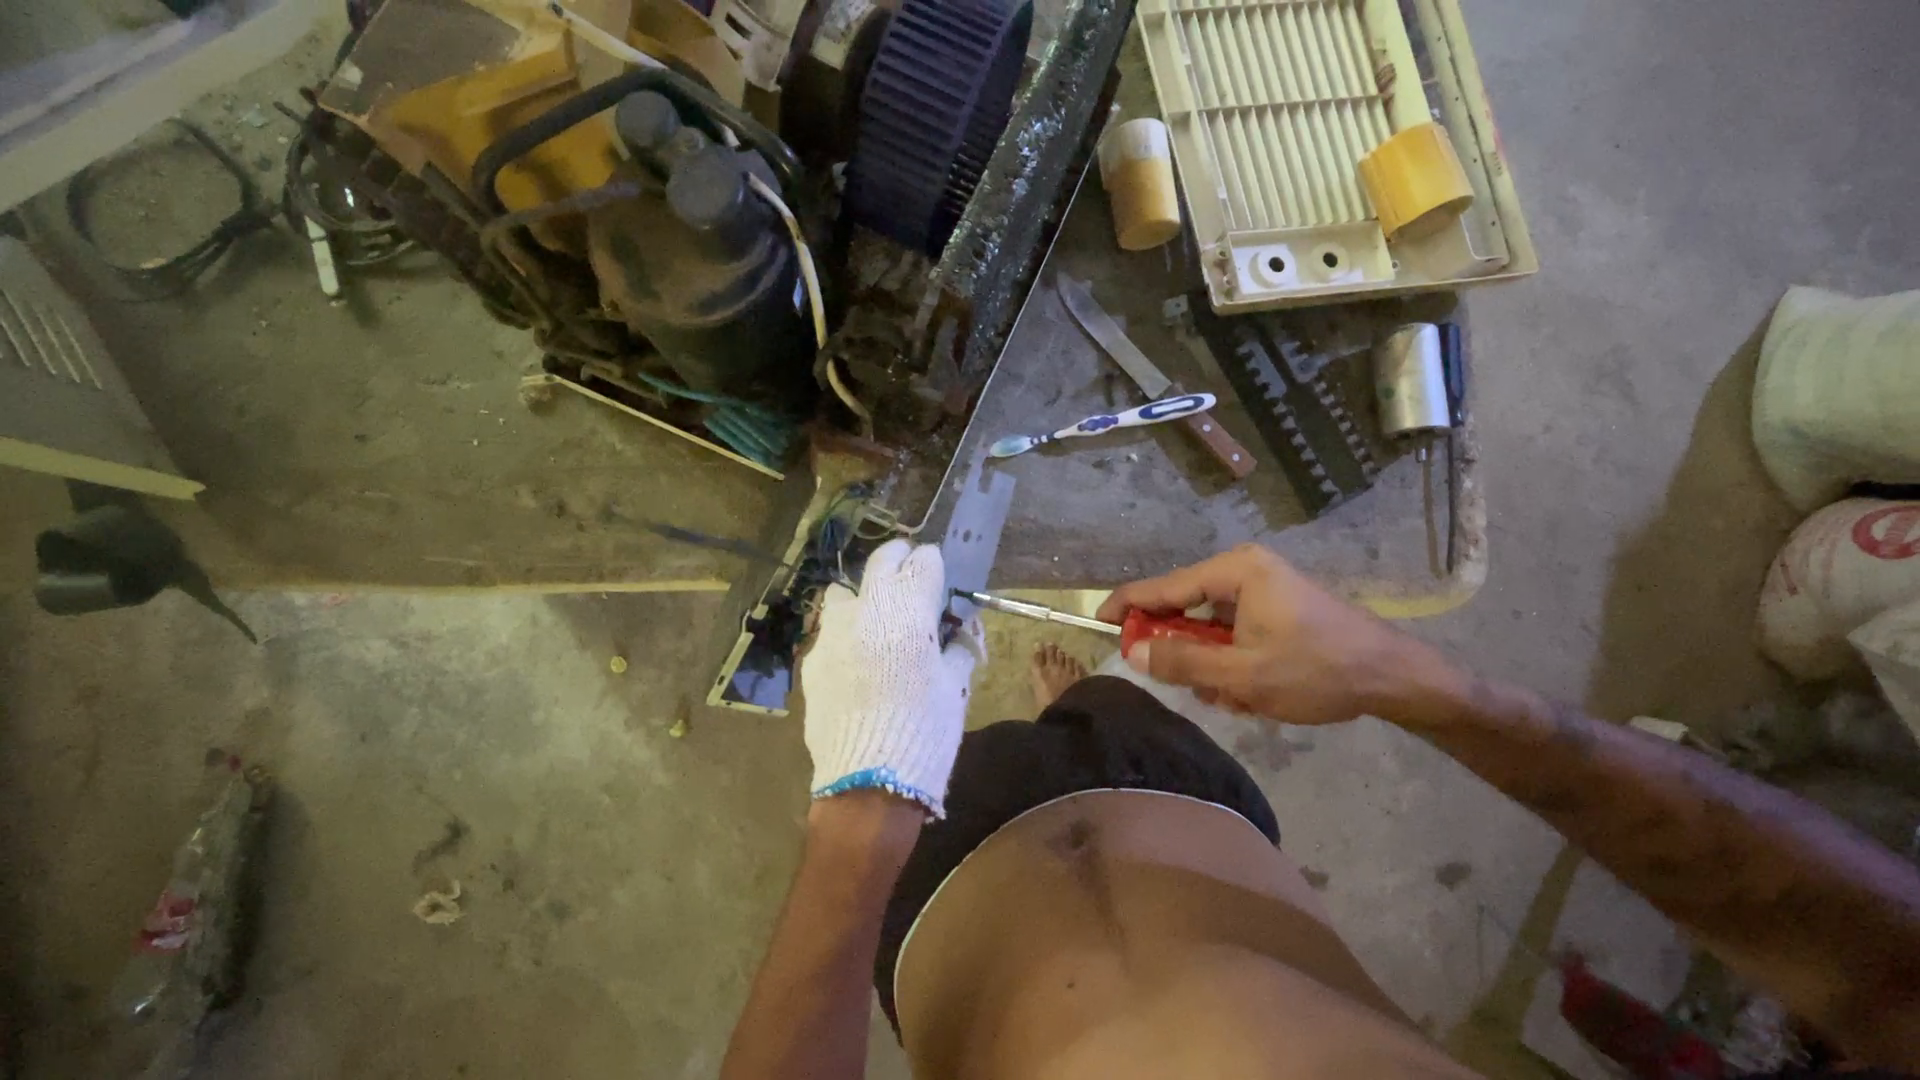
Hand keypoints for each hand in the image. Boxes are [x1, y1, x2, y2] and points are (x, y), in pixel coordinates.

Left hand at [800, 539, 984, 817]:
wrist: (869, 779)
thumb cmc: (926, 729)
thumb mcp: (955, 685)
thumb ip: (959, 646)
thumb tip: (962, 627)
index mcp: (907, 608)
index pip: (923, 560)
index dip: (934, 567)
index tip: (940, 581)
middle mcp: (865, 608)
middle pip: (882, 560)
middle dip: (899, 564)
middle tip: (911, 587)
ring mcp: (832, 633)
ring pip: (845, 593)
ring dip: (863, 599)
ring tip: (877, 628)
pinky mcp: (812, 661)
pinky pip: (830, 635)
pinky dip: (846, 639)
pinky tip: (856, 668)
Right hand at [1096, 544, 1444, 724]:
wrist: (1394, 678)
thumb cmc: (1318, 670)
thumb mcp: (1243, 675)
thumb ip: (1183, 662)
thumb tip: (1134, 651)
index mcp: (1236, 572)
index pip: (1164, 586)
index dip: (1127, 605)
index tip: (1096, 622)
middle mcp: (1245, 571)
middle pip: (1186, 609)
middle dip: (1184, 652)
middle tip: (1190, 686)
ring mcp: (1263, 589)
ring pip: (1210, 629)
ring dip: (1212, 666)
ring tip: (1235, 698)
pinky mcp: (1276, 609)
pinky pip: (1233, 635)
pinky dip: (1232, 664)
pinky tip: (1251, 692)